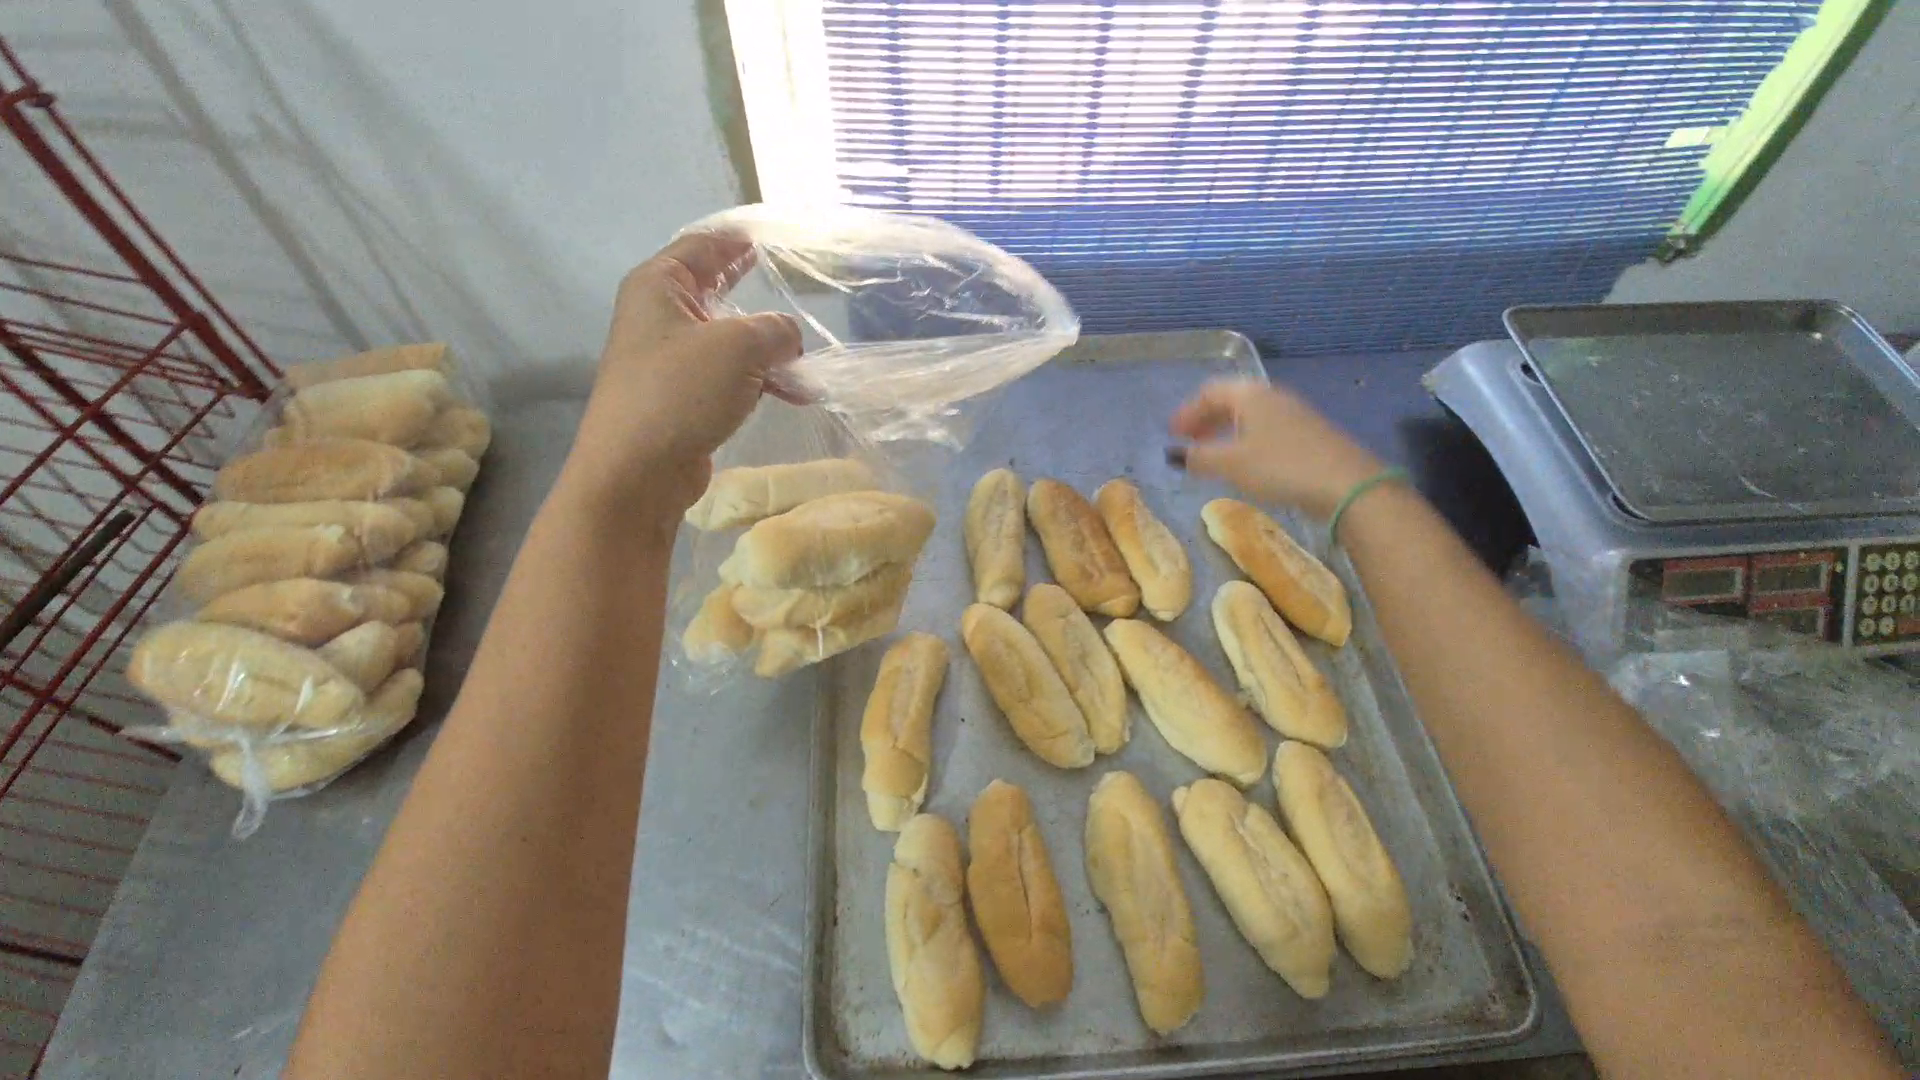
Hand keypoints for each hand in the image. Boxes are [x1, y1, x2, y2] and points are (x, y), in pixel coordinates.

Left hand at [562, 233, 801, 518]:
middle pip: (716, 292)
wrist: (637, 471)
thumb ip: (776, 330)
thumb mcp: (739, 346)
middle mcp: (660, 316)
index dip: (736, 239)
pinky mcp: (683, 399)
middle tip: (792, 283)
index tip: (770, 237)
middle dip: (756, 294)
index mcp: (659, 286)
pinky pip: (729, 377)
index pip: (703, 245)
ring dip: (768, 350)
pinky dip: (761, 381)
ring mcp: (671, 360)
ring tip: (806, 364)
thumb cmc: (681, 391)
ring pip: (729, 340)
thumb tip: (788, 339)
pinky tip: (795, 395)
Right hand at [1170, 379, 1383, 519]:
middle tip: (1188, 441)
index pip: (1210, 392)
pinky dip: (1246, 439)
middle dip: (1206, 419)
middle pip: (1231, 400)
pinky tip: (1245, 462)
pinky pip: (1266, 428)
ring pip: (1250, 415)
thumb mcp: (1231, 464)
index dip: (1188, 412)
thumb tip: (1178, 455)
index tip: (1172, 434)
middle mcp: (1273, 396)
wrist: (1346, 484)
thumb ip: (1200, 458)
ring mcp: (1295, 414)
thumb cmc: (1280, 467)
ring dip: (1226, 430)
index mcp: (1251, 395)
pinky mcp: (1309, 434)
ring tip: (1213, 453)